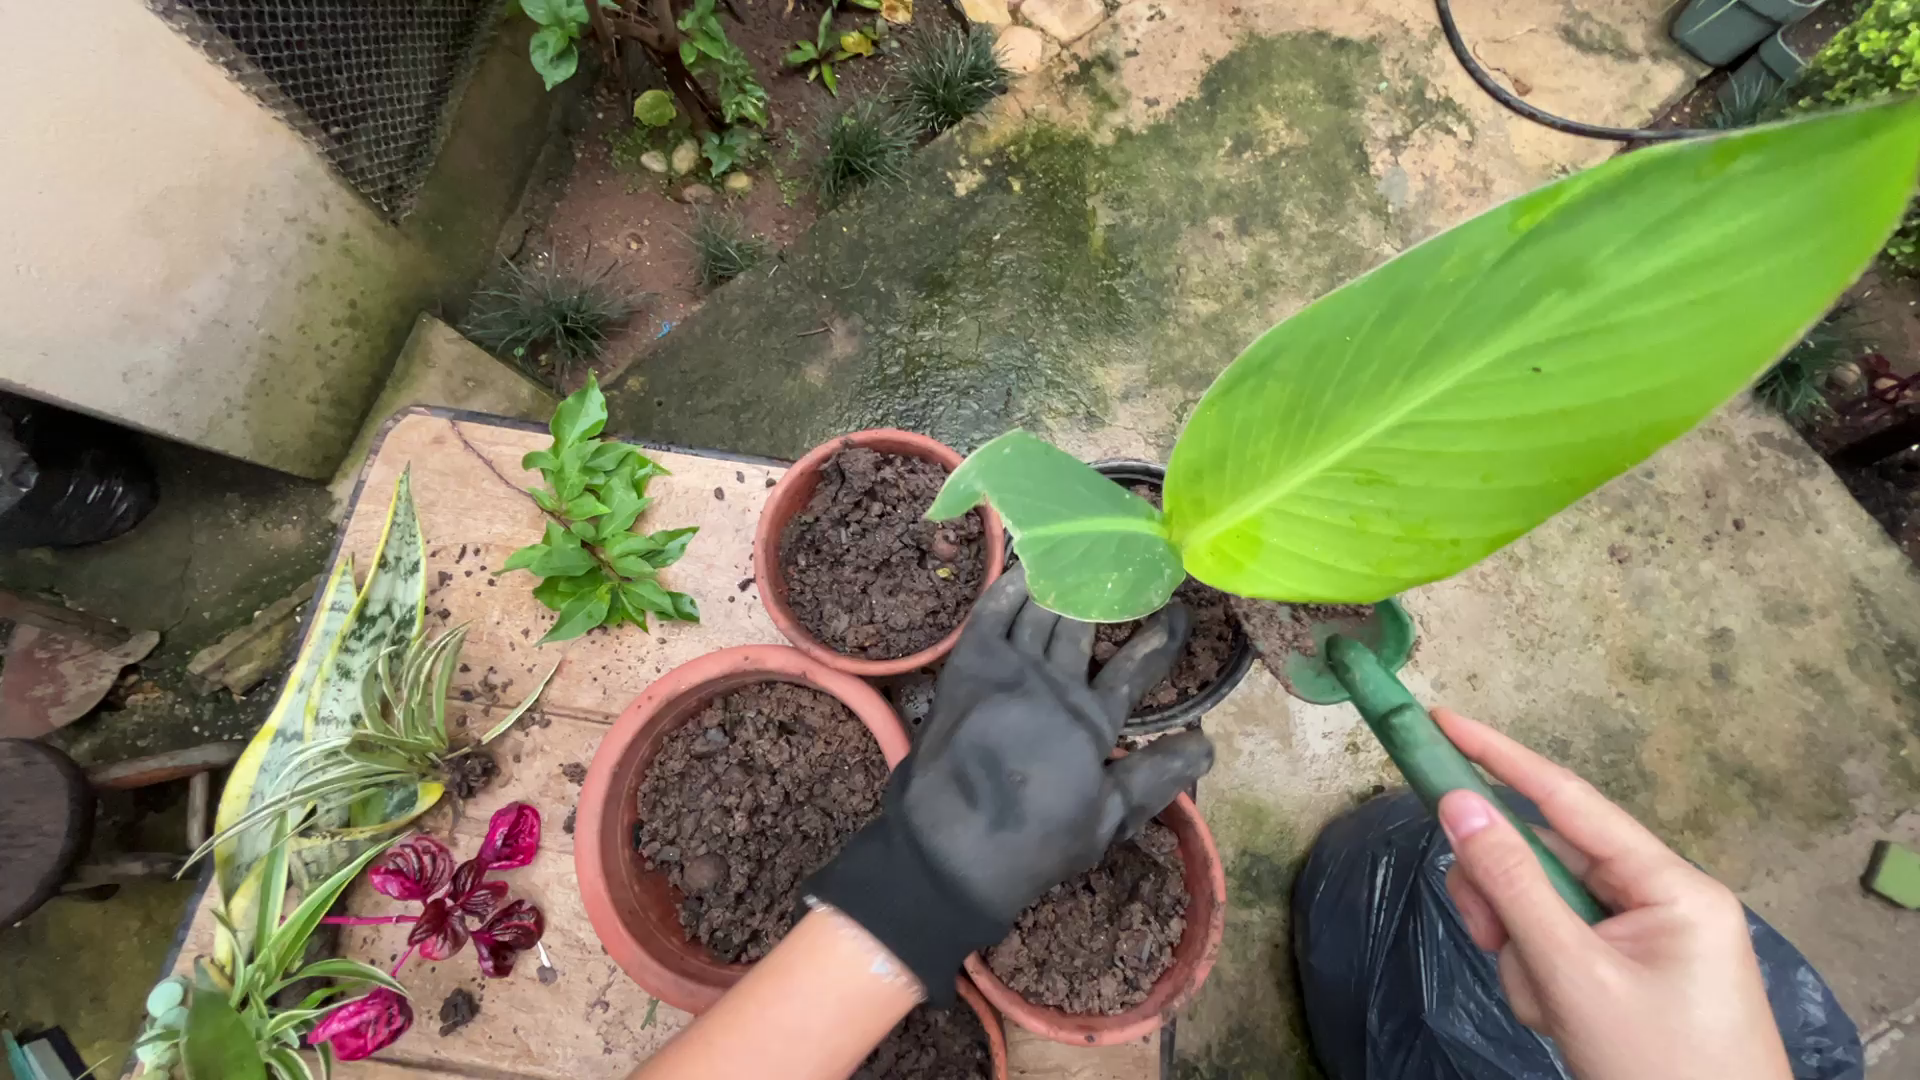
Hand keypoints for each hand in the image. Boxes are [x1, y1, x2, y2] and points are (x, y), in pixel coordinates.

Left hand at [804, 567, 1214, 1000]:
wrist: (954, 846)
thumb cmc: (1034, 839)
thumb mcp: (1107, 819)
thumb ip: (1155, 777)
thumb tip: (1208, 746)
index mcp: (1091, 721)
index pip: (1136, 671)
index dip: (1160, 641)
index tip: (1178, 612)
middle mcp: (1056, 683)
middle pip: (1086, 630)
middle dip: (1105, 596)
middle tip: (1119, 565)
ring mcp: (1012, 670)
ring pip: (1041, 614)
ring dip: (1060, 586)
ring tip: (1078, 559)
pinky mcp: (970, 666)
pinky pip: (991, 614)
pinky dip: (1008, 589)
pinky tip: (1023, 570)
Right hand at [1432, 708, 1789, 1079]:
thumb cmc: (1656, 1065)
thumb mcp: (1571, 971)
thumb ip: (1509, 880)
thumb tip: (1455, 801)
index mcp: (1668, 885)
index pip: (1564, 796)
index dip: (1497, 753)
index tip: (1440, 720)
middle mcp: (1654, 894)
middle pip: (1539, 852)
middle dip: (1499, 888)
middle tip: (1479, 928)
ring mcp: (1635, 928)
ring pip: (1533, 893)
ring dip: (1511, 934)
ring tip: (1530, 990)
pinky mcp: (1616, 959)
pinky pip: (1544, 929)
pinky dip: (1527, 960)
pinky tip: (1548, 1004)